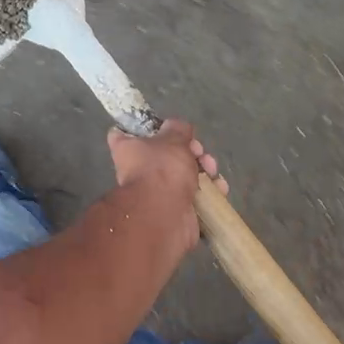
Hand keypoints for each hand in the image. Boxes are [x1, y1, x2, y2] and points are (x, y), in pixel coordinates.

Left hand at [106, 119, 226, 245]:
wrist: (166, 216)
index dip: (143, 128)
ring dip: (203, 170)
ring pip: (183, 174)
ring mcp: (157, 191)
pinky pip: (194, 195)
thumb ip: (178, 129)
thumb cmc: (162, 169)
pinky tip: (219, 188)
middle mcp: (138, 169)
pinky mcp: (176, 210)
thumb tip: (178, 127)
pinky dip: (208, 191)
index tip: (163, 127)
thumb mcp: (173, 138)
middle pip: (166, 152)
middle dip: (189, 150)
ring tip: (212, 170)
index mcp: (127, 148)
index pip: (123, 132)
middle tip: (199, 152)